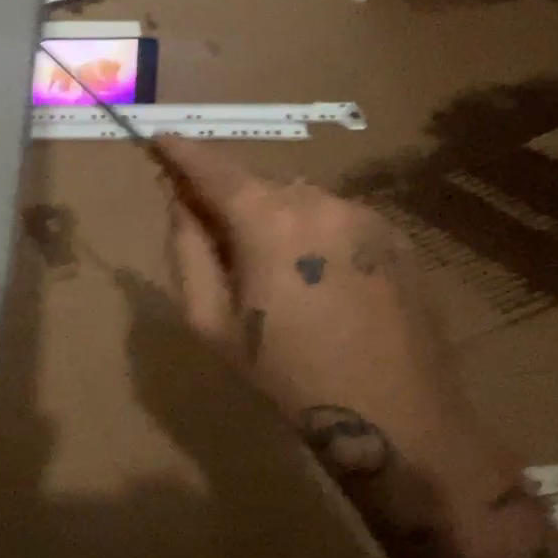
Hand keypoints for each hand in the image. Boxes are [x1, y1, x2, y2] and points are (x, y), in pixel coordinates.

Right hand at [149, 137, 486, 481]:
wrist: (399, 418)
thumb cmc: (287, 373)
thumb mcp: (210, 320)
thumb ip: (187, 250)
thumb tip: (181, 203)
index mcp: (267, 220)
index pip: (211, 168)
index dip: (180, 152)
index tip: (158, 138)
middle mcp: (318, 202)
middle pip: (255, 182)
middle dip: (227, 196)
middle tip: (212, 233)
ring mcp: (365, 217)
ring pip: (297, 197)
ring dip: (272, 214)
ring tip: (269, 266)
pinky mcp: (397, 238)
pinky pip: (335, 217)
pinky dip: (311, 230)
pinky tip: (314, 276)